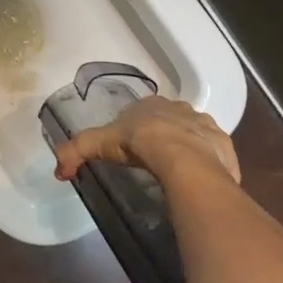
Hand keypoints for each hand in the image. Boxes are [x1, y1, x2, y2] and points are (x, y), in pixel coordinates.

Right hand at [52, 95, 240, 184]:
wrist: (183, 161)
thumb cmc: (140, 144)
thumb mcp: (99, 145)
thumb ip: (75, 152)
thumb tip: (58, 170)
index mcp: (151, 103)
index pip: (142, 112)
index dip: (137, 127)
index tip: (132, 146)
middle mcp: (180, 108)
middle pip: (170, 120)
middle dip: (164, 134)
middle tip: (154, 159)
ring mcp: (206, 125)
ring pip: (194, 134)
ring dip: (188, 147)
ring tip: (177, 171)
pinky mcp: (224, 146)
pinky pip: (214, 154)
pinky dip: (207, 163)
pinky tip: (198, 179)